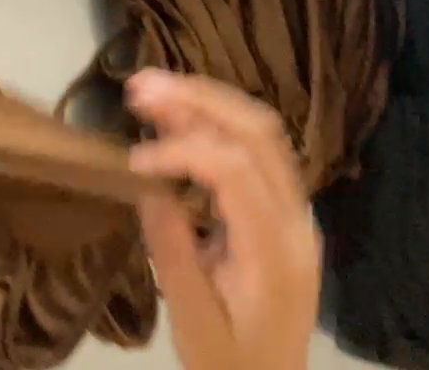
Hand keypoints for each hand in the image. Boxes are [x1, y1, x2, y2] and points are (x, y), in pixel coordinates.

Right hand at [126, 69, 319, 369]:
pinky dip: (211, 121)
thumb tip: (148, 184)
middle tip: (140, 87)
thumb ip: (173, 252)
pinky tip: (172, 114)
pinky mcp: (279, 209)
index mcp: (275, 252)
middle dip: (197, 100)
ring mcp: (293, 211)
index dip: (182, 150)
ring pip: (259, 132)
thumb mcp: (193, 320)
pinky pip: (253, 148)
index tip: (134, 160)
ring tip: (148, 87)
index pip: (234, 172)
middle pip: (257, 134)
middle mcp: (294, 220)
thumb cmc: (228, 361)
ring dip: (203, 101)